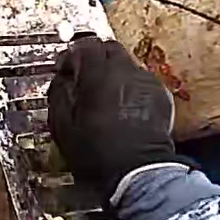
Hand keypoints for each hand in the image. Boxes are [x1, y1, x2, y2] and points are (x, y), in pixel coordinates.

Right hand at [47, 37, 188, 198]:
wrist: (138, 172)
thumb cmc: (97, 152)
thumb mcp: (63, 126)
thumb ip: (58, 94)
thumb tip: (61, 79)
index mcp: (99, 76)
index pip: (85, 46)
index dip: (71, 55)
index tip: (64, 69)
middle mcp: (125, 72)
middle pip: (108, 48)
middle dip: (94, 58)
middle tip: (83, 75)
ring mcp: (146, 82)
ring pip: (126, 64)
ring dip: (113, 72)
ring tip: (103, 94)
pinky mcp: (160, 95)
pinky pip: (141, 81)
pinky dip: (129, 87)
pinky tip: (122, 107)